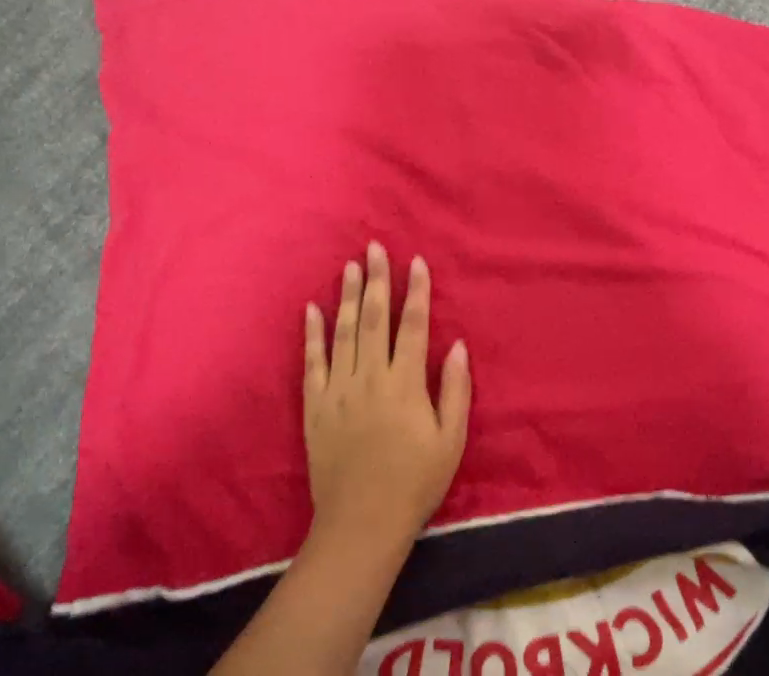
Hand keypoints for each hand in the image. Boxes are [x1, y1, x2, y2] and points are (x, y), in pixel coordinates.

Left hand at [303, 242, 470, 548]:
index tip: (416, 262)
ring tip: (350, 266)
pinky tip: (312, 309)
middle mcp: (370, 378)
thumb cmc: (415, 483)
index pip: (413, 326)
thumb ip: (455, 390)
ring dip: (347, 296)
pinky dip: (312, 334)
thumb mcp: (451, 441)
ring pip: (343, 332)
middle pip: (374, 318)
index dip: (416, 292)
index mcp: (406, 384)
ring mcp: (338, 390)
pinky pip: (312, 362)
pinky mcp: (314, 406)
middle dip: (376, 280)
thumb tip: (456, 345)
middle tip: (375, 247)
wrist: (361, 522)